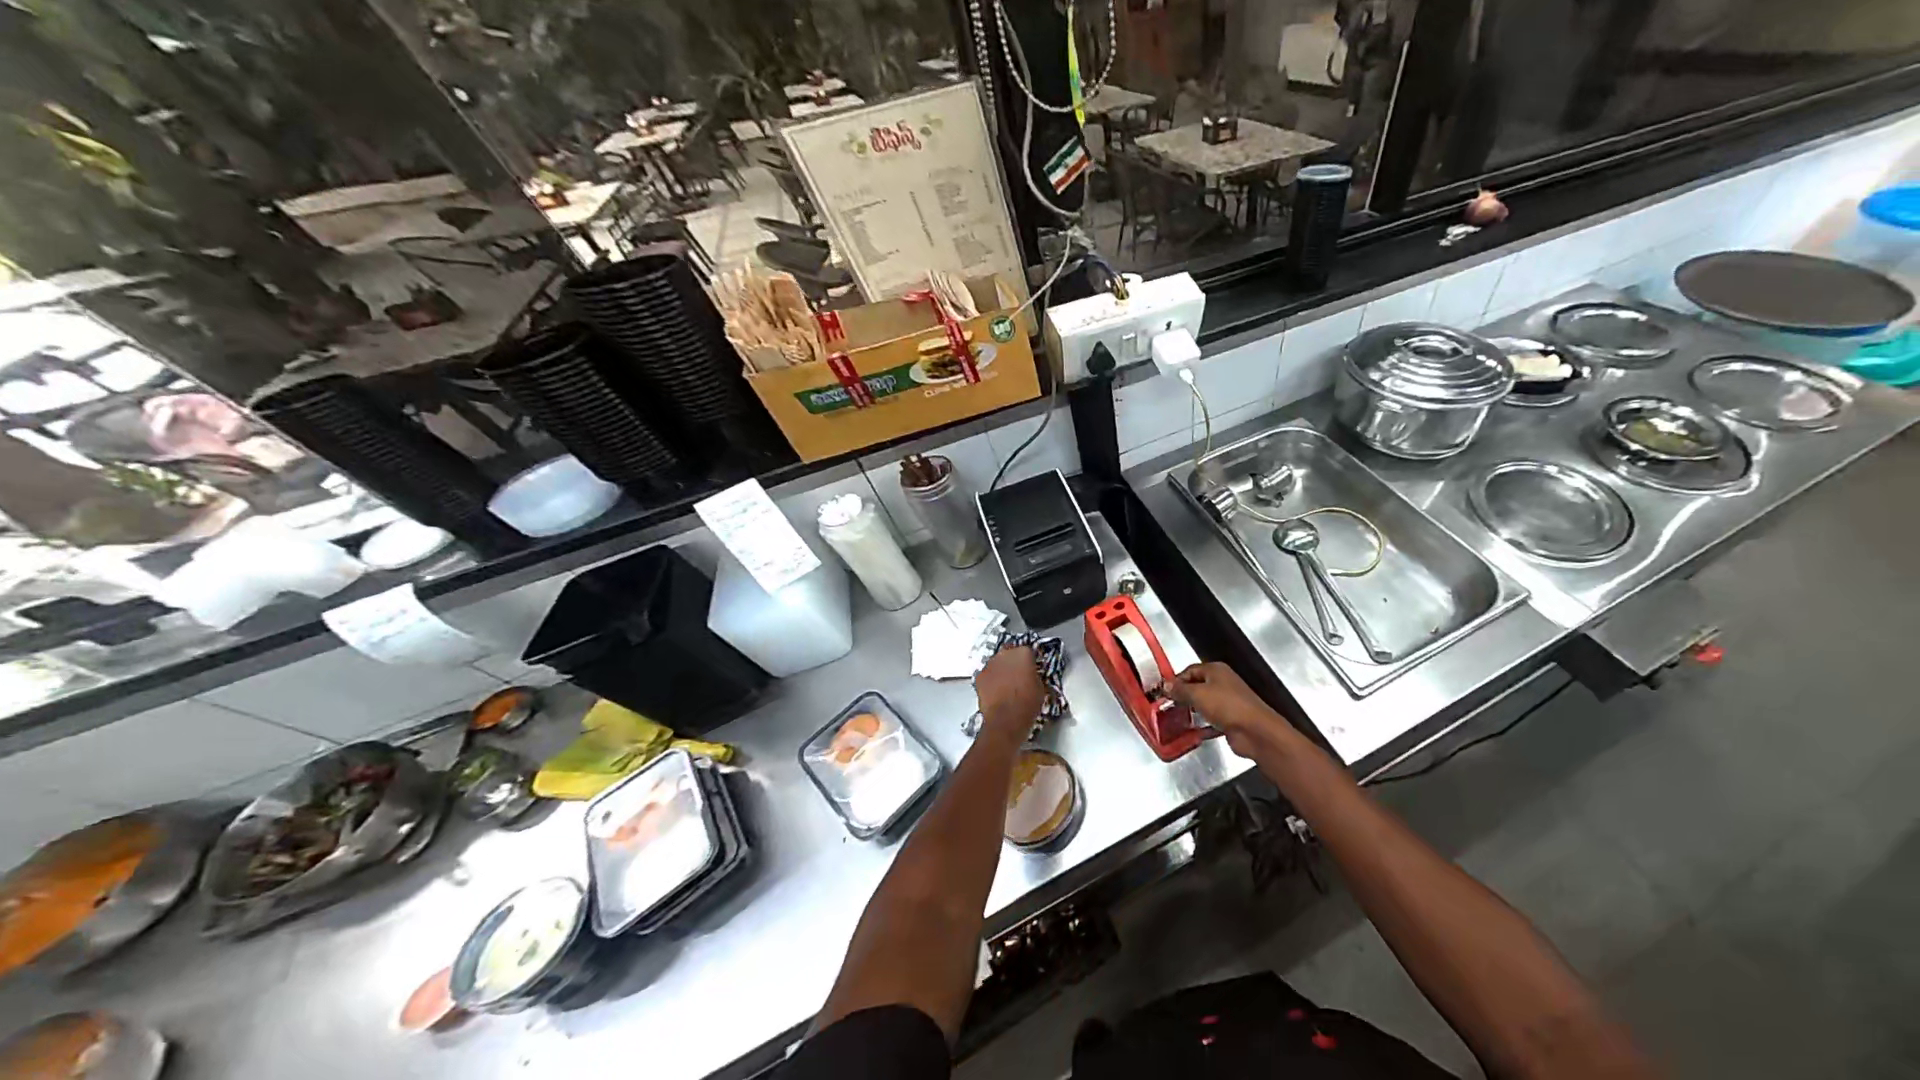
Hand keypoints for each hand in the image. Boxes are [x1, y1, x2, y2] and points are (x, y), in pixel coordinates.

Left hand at [975, 646, 1042, 736]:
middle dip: (1012, 662)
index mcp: (1023, 653)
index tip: (1030, 669)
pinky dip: (990, 680)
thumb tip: (1030, 675)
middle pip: (1009, 653)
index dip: (1029, 660)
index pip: (1027, 650)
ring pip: (996, 663)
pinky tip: (995, 692)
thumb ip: (1034, 675)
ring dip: (1000, 670)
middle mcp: (1004, 654)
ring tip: (1005, 685)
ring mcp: (989, 664)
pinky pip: (987, 674)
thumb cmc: (1028, 703)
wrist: (1006, 718)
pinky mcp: (979, 676)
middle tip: (1017, 675)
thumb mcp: (1040, 687)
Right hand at [1169, 662, 1292, 758]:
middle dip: (1182, 696)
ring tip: (1175, 719)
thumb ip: (1179, 690)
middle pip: (1196, 687)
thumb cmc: (1227, 706)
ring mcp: (1228, 703)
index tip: (1163, 692)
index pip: (1190, 670)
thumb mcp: (1197, 694)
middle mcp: (1222, 683)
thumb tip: (1165, 685)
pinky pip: (1211, 721)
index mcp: (1216, 670)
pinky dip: (1202, 726)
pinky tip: (1190, 732)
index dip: (1176, 680)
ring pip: (1203, 705)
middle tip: (1167, 706)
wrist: (1256, 732)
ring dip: (1191, 712)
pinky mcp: (1230, 720)